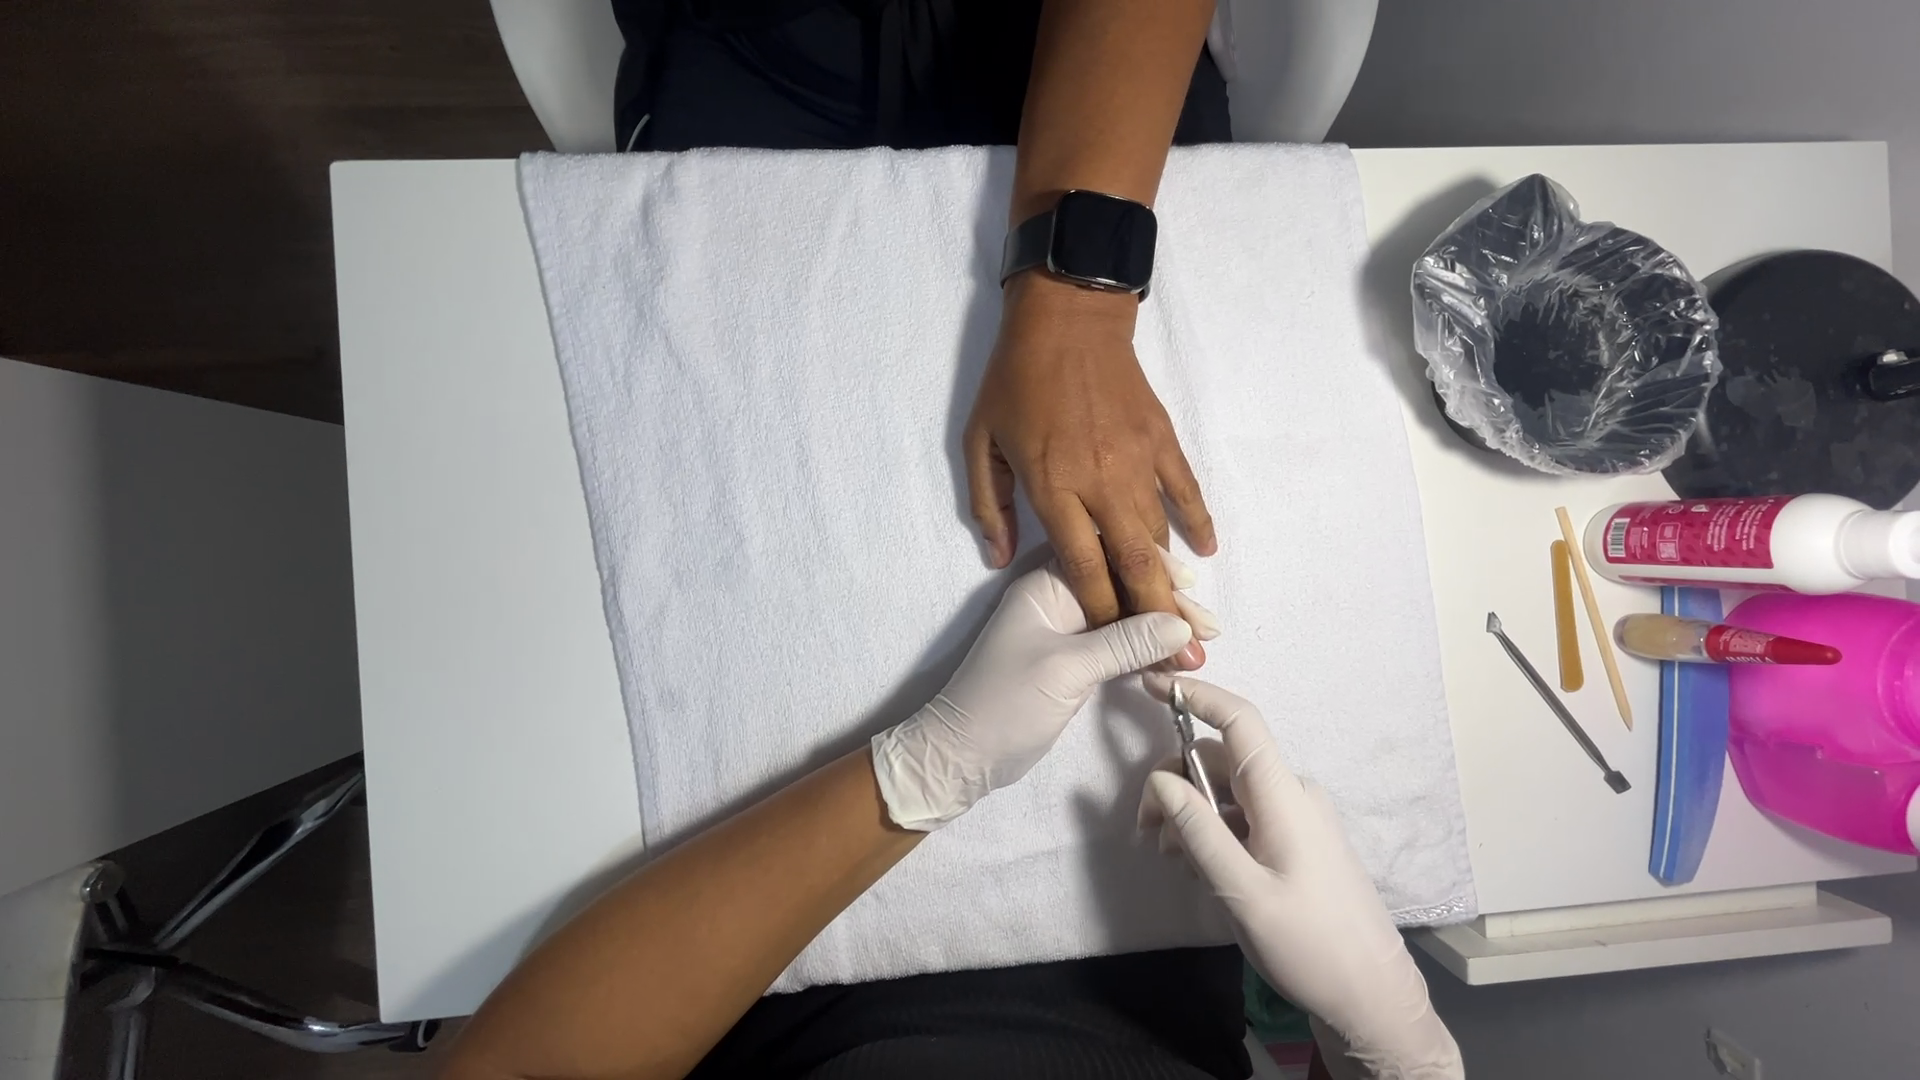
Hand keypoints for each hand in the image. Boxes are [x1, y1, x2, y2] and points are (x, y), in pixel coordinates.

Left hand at [871, 561, 1206, 830]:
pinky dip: (1146, 651)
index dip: (1152, 571)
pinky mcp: (1072, 660)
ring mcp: (1065, 630)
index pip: (1108, 560)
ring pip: (1125, 617)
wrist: (964, 754)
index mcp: (1046, 585)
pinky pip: (1117, 644)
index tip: (1192, 588)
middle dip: (1166, 605)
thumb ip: (1125, 642)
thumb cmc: (1005, 702)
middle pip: (1122, 587)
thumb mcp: (1066, 669)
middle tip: (1209, 630)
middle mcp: (1057, 599)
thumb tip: (1182, 625)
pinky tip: (1175, 659)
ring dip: (1162, 630)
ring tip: (1203, 648)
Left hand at [964, 272, 1215, 667]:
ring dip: (1173, 582)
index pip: (1084, 569)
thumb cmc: (1014, 383)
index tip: (1118, 647)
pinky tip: (1203, 552)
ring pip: (1161, 536)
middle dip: (1154, 617)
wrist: (1067, 320)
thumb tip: (1001, 559)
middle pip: (1133, 564)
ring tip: (1189, 621)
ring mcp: (1138, 463)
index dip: (1103, 614)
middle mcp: (1100, 485)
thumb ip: (990, 506)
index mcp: (1053, 489)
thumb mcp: (980, 443)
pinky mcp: (1162, 442)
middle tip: (1175, 657)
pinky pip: (1186, 492)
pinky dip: (1197, 523)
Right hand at [1138, 677, 1463, 1079]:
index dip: (1195, 694)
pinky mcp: (1293, 838)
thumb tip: (1159, 780)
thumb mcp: (1243, 890)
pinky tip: (1199, 867)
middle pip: (1218, 760)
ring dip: (1190, 813)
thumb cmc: (1310, 944)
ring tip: (1174, 859)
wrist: (1374, 999)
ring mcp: (1293, 816)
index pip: (1239, 720)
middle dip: (1175, 785)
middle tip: (1147, 831)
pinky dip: (1211, 829)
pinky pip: (1240, 814)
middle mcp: (1289, 794)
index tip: (1150, 684)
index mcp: (1283, 795)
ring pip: (1225, 790)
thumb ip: (1198, 830)